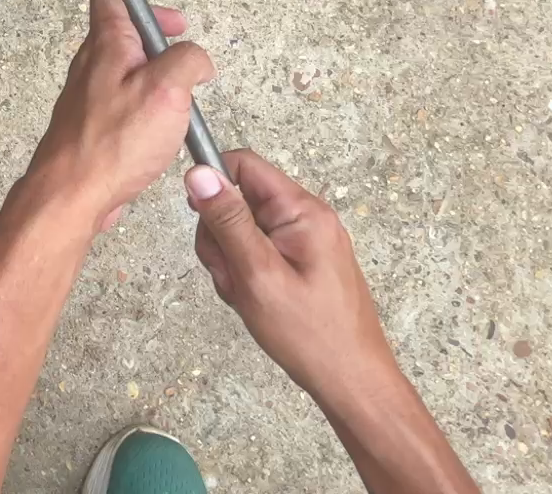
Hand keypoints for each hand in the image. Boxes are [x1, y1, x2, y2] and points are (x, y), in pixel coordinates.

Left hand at [18, 0, 214, 233]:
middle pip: (119, 28)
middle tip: (180, 35)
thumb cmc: (113, 141)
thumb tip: (196, 57)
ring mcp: (89, 92)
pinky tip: (161, 119)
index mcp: (107, 44)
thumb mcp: (166, 89)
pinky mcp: (92, 120)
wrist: (73, 189)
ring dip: (152, 64)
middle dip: (153, 28)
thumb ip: (186, 61)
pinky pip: (120, 95)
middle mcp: (92, 62)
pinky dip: (144, 96)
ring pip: (121, 63)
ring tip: (179, 80)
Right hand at [186, 150, 401, 403]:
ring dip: (228, 258)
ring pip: (238, 227)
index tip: (198, 214)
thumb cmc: (309, 334)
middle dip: (219, 234)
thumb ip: (227, 220)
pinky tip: (252, 297)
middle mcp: (304, 217)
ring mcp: (301, 240)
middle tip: (231, 272)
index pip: (243, 164)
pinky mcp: (297, 259)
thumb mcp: (258, 273)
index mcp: (302, 211)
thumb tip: (198, 171)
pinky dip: (242, 270)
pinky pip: (252, 249)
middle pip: (236, 198)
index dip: (212, 181)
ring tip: (244, 291)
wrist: (352, 386)